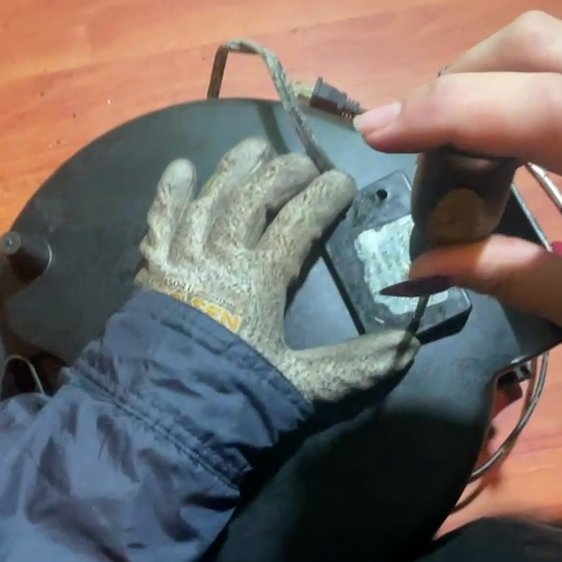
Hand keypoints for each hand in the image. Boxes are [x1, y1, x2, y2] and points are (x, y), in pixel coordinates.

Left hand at [137, 137, 417, 402]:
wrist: (161, 414)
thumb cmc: (235, 394)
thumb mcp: (302, 384)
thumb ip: (354, 364)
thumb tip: (408, 346)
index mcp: (259, 279)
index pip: (297, 223)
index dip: (323, 197)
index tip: (343, 180)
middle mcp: (219, 256)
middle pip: (252, 199)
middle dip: (282, 174)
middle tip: (304, 164)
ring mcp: (182, 259)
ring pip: (208, 200)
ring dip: (232, 170)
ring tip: (254, 148)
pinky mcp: (153, 272)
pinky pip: (159, 221)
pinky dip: (169, 194)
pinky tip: (181, 169)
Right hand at [354, 12, 561, 367]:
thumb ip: (504, 274)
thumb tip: (416, 263)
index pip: (548, 110)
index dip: (453, 112)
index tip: (379, 132)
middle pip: (542, 46)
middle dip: (456, 84)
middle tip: (409, 144)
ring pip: (553, 41)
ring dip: (481, 80)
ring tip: (446, 149)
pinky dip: (513, 87)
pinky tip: (494, 138)